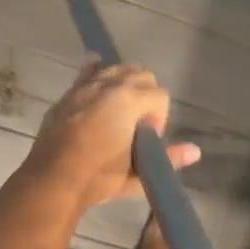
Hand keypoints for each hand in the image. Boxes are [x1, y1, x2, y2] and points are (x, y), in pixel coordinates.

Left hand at [25, 59, 200, 209]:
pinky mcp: (67, 95)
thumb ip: (169, 158)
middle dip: (147, 95)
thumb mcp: (137, 173)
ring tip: (121, 109)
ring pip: (115, 68)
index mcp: (130, 100)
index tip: (149, 140)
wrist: (53, 180)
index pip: (160, 95)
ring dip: (125, 83)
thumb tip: (196, 151)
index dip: (160, 117)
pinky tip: (98, 85)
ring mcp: (85, 87)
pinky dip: (97, 73)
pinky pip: (88, 73)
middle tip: (139, 124)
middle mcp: (109, 85)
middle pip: (141, 74)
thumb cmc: (99, 177)